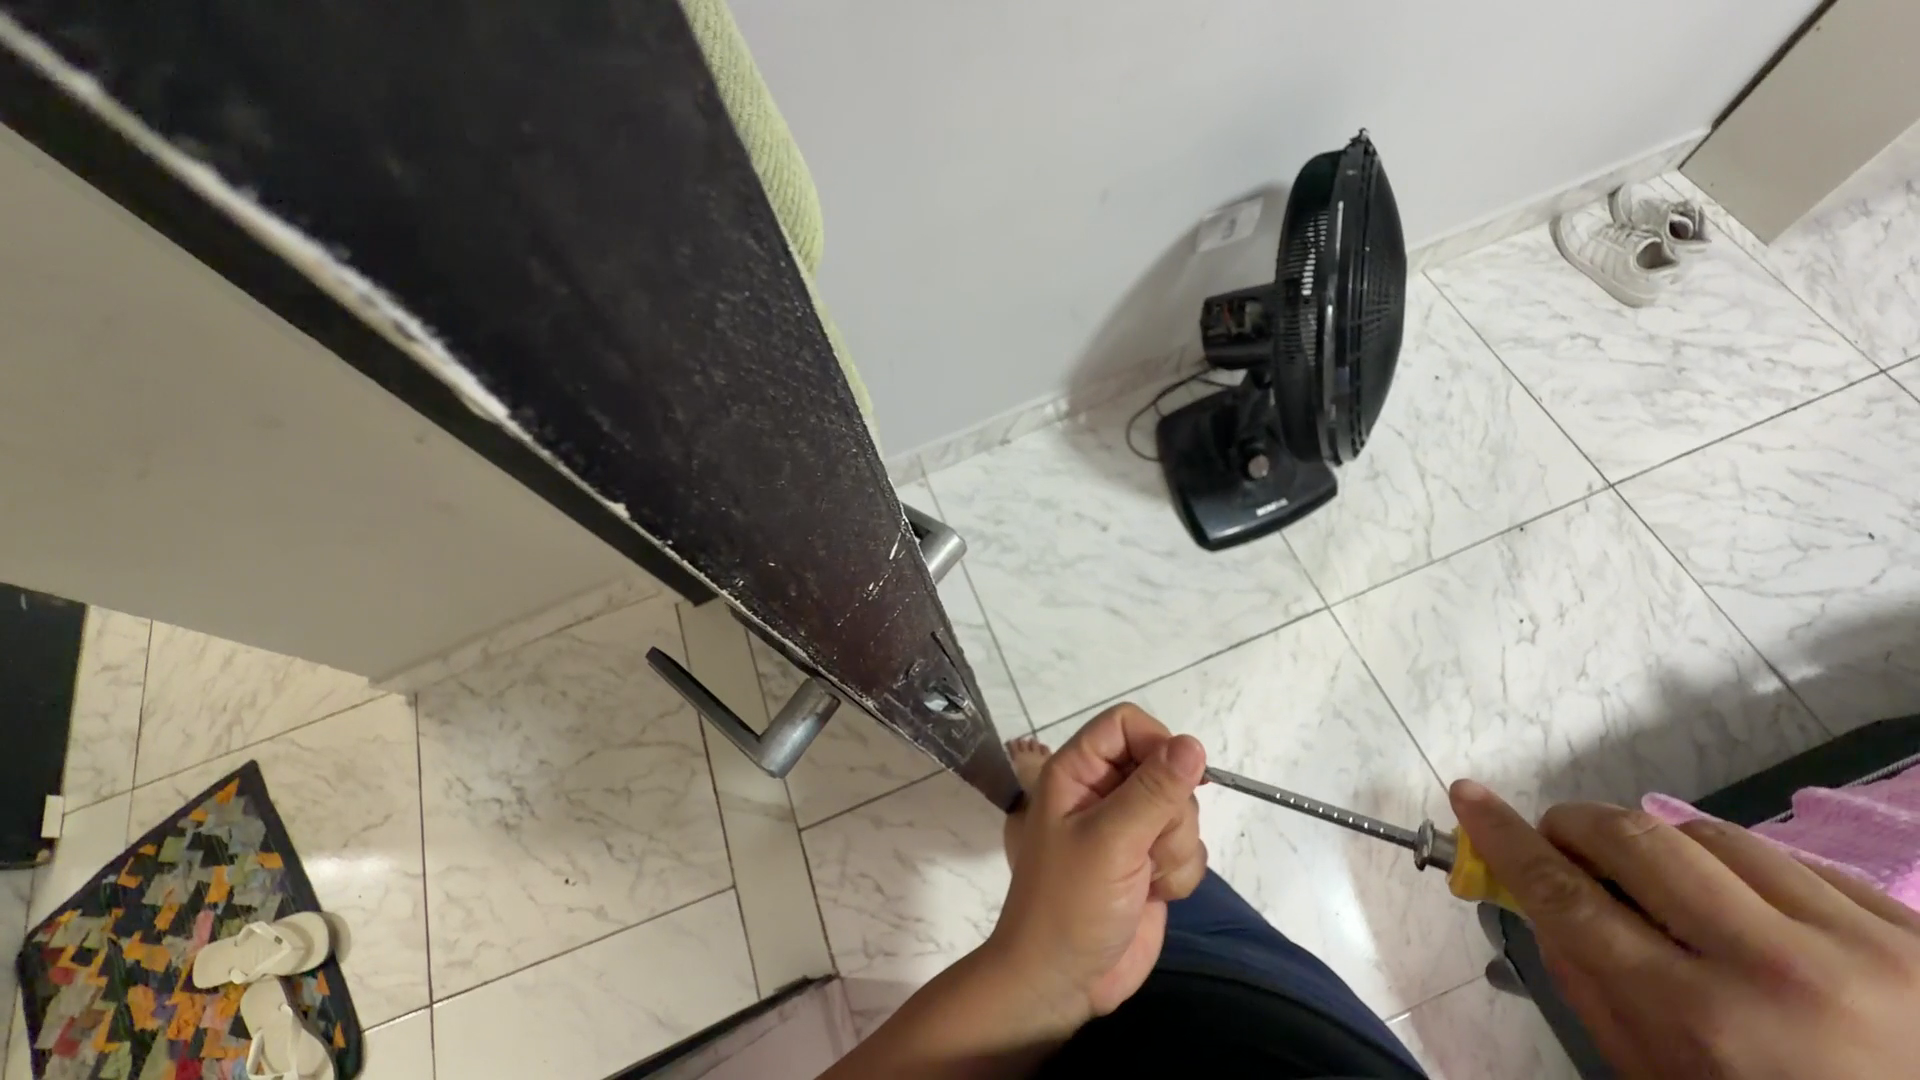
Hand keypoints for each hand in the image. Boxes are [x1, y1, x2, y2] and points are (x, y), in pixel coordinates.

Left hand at [987, 703, 1207, 1029]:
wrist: (1062, 982)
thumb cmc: (1070, 904)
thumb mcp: (1111, 841)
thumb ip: (1154, 790)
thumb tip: (1193, 744)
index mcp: (1077, 772)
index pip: (1127, 724)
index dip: (1156, 743)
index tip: (1174, 780)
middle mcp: (1104, 792)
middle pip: (1165, 767)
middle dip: (1170, 811)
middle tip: (1144, 845)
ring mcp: (1129, 828)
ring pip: (1183, 810)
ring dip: (1175, 847)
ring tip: (1145, 876)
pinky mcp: (1150, 862)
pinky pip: (1189, 847)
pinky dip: (1180, 873)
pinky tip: (1155, 895)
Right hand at [1451, 780, 1919, 1078]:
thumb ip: (1590, 988)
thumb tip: (1535, 897)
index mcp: (1702, 1021)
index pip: (1566, 897)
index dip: (1504, 838)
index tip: (1468, 796)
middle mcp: (1779, 969)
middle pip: (1634, 839)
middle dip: (1577, 825)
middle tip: (1562, 841)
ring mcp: (1864, 944)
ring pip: (1711, 834)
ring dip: (1664, 849)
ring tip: (1669, 890)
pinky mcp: (1916, 931)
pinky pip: (1795, 861)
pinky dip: (1745, 871)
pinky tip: (1749, 911)